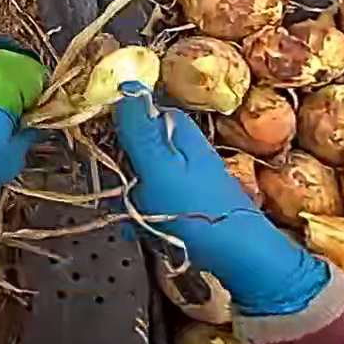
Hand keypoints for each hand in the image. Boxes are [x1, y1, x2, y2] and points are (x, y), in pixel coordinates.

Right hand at [113, 86, 331, 314]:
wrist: (243, 259)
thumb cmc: (196, 213)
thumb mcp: (159, 167)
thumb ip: (139, 128)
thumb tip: (125, 84)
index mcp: (173, 125)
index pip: (126, 109)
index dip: (107, 129)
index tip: (100, 153)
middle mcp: (178, 139)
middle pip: (127, 141)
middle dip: (118, 168)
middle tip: (121, 193)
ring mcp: (180, 166)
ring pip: (134, 169)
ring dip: (127, 194)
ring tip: (134, 216)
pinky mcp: (181, 190)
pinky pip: (147, 191)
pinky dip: (141, 209)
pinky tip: (142, 228)